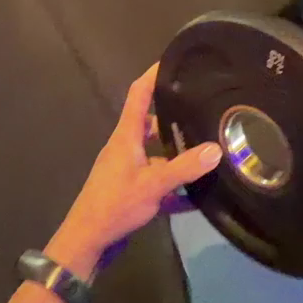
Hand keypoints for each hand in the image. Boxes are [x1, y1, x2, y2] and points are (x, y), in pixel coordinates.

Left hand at [47, 65, 221, 276]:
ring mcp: (127, 168)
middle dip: (174, 115)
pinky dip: (173, 184)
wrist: (87, 242)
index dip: (153, 74)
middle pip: (150, 121)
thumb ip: (184, 168)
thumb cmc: (114, 204)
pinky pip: (156, 179)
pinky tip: (195, 195)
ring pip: (155, 151)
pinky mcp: (130, 188)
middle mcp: (126, 146)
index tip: (172, 61)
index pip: (139, 93)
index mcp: (126, 135)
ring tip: (205, 149)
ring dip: (175, 151)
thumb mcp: (153, 185)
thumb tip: (216, 149)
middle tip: (201, 110)